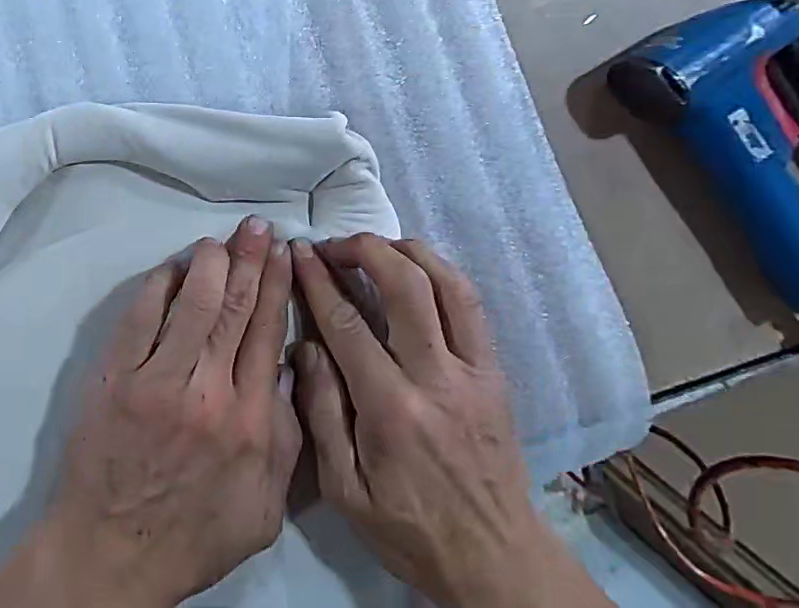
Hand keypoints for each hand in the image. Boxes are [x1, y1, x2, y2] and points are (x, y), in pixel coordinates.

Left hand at [0, 217, 300, 607]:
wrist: (109, 560)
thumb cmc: (194, 535)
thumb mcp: (265, 508)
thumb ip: (289, 439)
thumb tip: (290, 371)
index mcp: (250, 420)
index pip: (268, 331)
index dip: (277, 285)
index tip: (284, 253)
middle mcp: (209, 392)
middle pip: (235, 308)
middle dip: (250, 259)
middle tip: (257, 227)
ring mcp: (158, 383)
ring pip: (192, 304)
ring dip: (209, 264)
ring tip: (219, 241)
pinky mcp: (116, 381)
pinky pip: (140, 319)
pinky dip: (159, 286)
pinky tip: (172, 268)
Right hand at [290, 235, 610, 607]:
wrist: (493, 554)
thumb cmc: (410, 528)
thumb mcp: (346, 490)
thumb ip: (322, 413)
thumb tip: (306, 346)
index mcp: (392, 409)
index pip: (349, 324)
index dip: (320, 281)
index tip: (303, 253)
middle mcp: (436, 377)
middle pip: (405, 285)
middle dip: (366, 250)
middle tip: (337, 245)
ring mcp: (473, 368)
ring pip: (446, 283)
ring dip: (408, 251)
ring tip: (377, 247)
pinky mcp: (495, 369)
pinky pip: (471, 303)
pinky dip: (442, 273)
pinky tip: (419, 269)